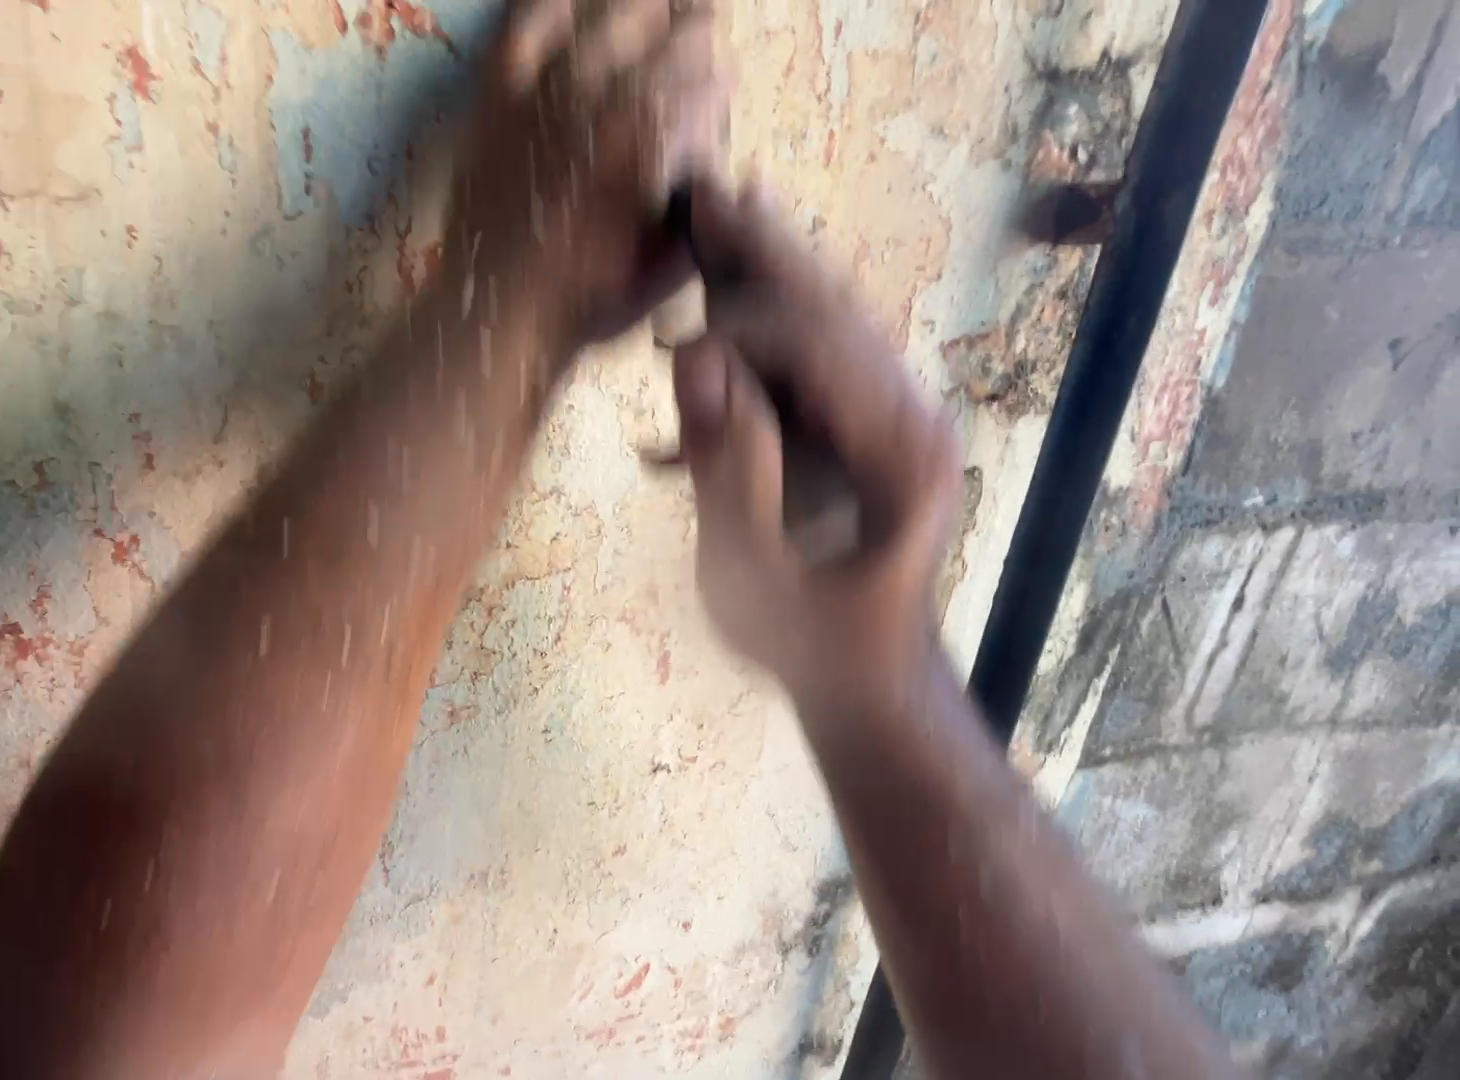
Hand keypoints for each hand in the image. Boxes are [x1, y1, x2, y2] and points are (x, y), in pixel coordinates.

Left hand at [449, 0, 726, 353]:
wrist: (498, 314)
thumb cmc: (585, 304)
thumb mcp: (662, 269)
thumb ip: (696, 212)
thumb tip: (708, 167)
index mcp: (653, 150)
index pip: (704, 89)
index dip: (716, 87)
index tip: (720, 88)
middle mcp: (606, 109)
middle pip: (666, 43)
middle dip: (693, 36)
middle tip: (703, 32)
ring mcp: (549, 101)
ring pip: (605, 25)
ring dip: (638, 12)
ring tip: (654, 7)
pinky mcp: (500, 104)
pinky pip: (524, 33)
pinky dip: (549, 10)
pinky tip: (570, 2)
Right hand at [672, 179, 963, 717]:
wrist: (869, 672)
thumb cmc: (809, 641)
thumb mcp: (753, 577)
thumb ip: (729, 471)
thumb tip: (695, 362)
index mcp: (898, 452)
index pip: (818, 345)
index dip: (741, 330)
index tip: (670, 350)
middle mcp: (912, 415)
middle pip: (834, 308)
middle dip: (766, 253)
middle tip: (708, 194)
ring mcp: (898, 415)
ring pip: (833, 316)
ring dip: (773, 266)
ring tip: (724, 209)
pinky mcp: (872, 424)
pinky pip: (823, 348)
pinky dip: (777, 308)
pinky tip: (745, 276)